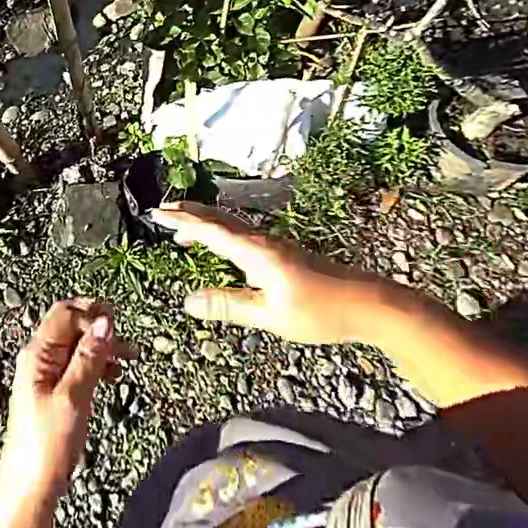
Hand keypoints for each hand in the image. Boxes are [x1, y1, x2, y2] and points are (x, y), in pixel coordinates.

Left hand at [0, 298, 121, 506]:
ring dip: (102, 346)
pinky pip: (77, 365)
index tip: (118, 328)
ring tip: (129, 357)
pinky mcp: (54, 393)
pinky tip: (112, 375)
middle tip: (128, 343)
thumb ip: (89, 357)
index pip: (65, 313)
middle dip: (100, 327)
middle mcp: (39, 359)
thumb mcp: (74, 397)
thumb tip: (104, 321)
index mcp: (37, 354)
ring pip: (77, 346)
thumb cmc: (47, 446)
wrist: (29, 491)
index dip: (92, 314)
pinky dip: (97, 364)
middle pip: (71, 326)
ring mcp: (45, 376)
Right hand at [151, 201, 391, 344]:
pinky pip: (243, 235)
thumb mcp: (271, 317)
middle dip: (190, 214)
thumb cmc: (321, 313)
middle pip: (220, 220)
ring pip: (232, 226)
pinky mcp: (283, 253)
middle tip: (163, 211)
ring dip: (205, 224)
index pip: (211, 231)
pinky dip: (222, 234)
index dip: (183, 221)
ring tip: (184, 232)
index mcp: (257, 253)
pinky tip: (222, 248)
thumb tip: (187, 302)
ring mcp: (275, 245)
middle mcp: (263, 241)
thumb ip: (229, 306)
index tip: (158, 212)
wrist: (370, 303)